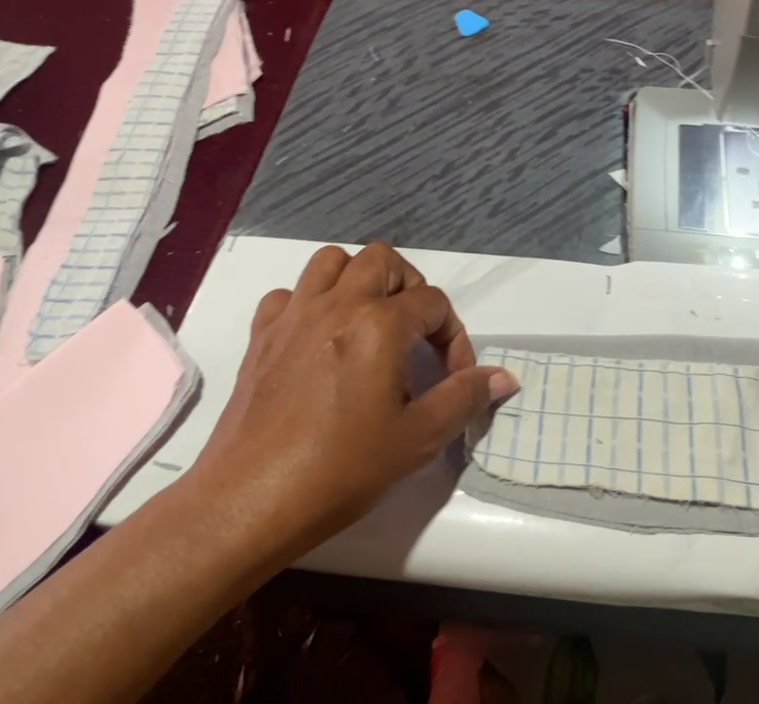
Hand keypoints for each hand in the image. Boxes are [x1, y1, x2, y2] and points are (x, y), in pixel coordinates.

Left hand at [188, 243, 516, 565]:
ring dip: (358, 280)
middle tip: (415, 333)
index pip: (433, 303)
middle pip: (383, 260)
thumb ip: (464, 397)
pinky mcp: (262, 335)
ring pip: (331, 261)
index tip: (453, 377)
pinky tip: (319, 340)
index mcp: (380, 323)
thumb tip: (504, 376)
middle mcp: (337, 304)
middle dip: (409, 287)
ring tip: (370, 322)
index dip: (453, 336)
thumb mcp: (418, 437)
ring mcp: (294, 315)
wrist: (254, 498)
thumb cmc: (343, 468)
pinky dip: (309, 302)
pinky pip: (289, 293)